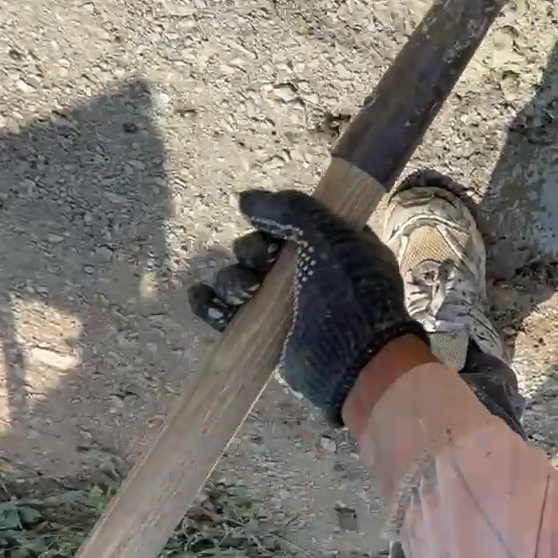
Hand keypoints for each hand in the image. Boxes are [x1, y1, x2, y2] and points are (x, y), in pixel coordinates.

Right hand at [189, 190, 425, 424]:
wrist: (354, 357)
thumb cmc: (351, 291)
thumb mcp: (331, 235)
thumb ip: (292, 209)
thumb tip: (246, 201)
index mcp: (337, 248)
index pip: (294, 224)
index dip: (274, 221)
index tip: (267, 225)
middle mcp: (312, 275)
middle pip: (260, 250)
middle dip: (249, 252)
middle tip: (260, 263)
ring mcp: (289, 307)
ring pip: (241, 280)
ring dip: (232, 279)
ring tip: (244, 292)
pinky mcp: (268, 335)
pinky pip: (227, 313)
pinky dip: (210, 304)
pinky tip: (203, 295)